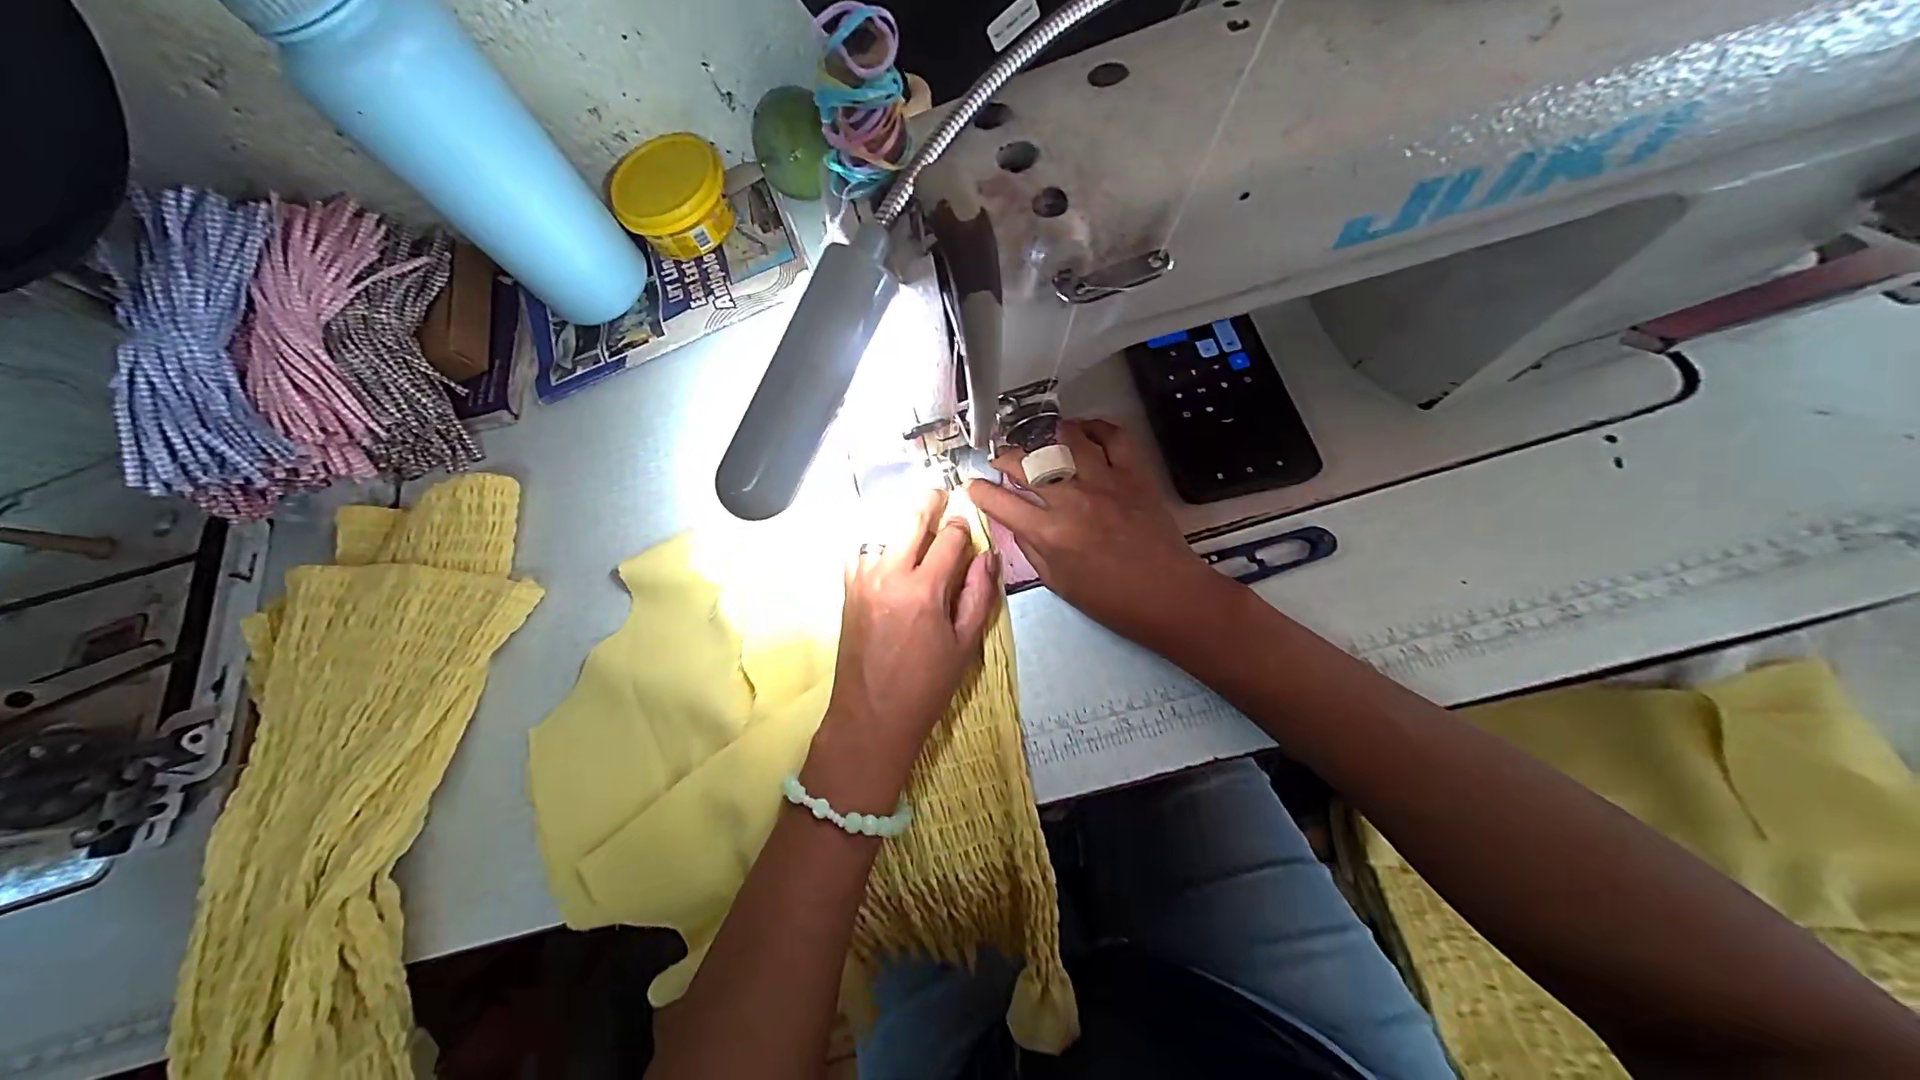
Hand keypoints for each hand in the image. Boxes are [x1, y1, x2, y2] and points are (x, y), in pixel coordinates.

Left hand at [808, 488, 997, 809]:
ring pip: (883, 533)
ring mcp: (862, 581)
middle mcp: (889, 576)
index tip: (967, 523)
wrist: (872, 716)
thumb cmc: (926, 686)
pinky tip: (888, 544)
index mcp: (924, 590)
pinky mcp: (848, 592)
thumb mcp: (964, 644)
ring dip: (902, 522)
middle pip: (910, 523)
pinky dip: (877, 542)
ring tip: (916, 516)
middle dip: (928, 504)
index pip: (948, 540)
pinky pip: (861, 552)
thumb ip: (978, 595)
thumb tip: (986, 558)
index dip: (962, 527)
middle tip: (938, 493)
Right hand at [966, 420, 1238, 650]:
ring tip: (1037, 441)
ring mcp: (1105, 481)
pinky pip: (1112, 436)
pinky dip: (1094, 427)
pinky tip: (1081, 431)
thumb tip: (1013, 519)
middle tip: (1001, 461)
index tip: (974, 487)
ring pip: (1065, 439)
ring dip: (1043, 435)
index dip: (979, 491)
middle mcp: (1072, 500)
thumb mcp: (1056, 581)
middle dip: (1003, 458)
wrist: (1166, 593)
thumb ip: (1029, 546)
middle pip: (1026, 463)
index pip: (999, 501)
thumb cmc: (1109, 597)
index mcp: (1049, 533)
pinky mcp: (1133, 473)